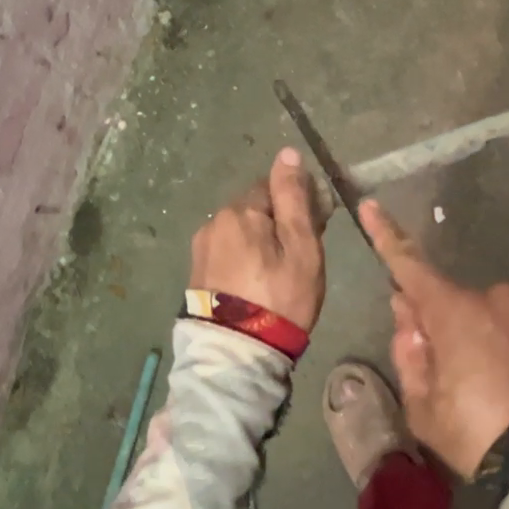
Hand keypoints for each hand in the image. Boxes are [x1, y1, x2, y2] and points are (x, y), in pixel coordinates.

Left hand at [189, 148, 328, 330]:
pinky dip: (242, 259)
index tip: (313, 230)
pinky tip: (254, 284)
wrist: (237, 354)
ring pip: (239, 230)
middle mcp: (214, 220)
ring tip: (276, 275)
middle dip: (276, 222)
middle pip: (254, 206)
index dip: (297, 203)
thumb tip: (287, 153)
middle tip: (297, 257)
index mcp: (240, 210)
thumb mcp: (301, 247)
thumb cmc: (280, 298)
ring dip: (258, 241)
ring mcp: (201, 247)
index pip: (273, 185)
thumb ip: (294, 198)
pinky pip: (226, 251)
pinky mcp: (196, 272)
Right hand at [365, 199, 508, 478]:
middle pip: (450, 302)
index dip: (385, 235)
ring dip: (477, 339)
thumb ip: (409, 356)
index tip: (369, 204)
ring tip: (487, 391)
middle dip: (438, 325)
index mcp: (452, 310)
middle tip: (442, 374)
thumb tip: (408, 320)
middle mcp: (492, 297)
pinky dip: (508, 348)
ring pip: (486, 317)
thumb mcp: (424, 408)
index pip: (409, 265)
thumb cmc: (479, 431)